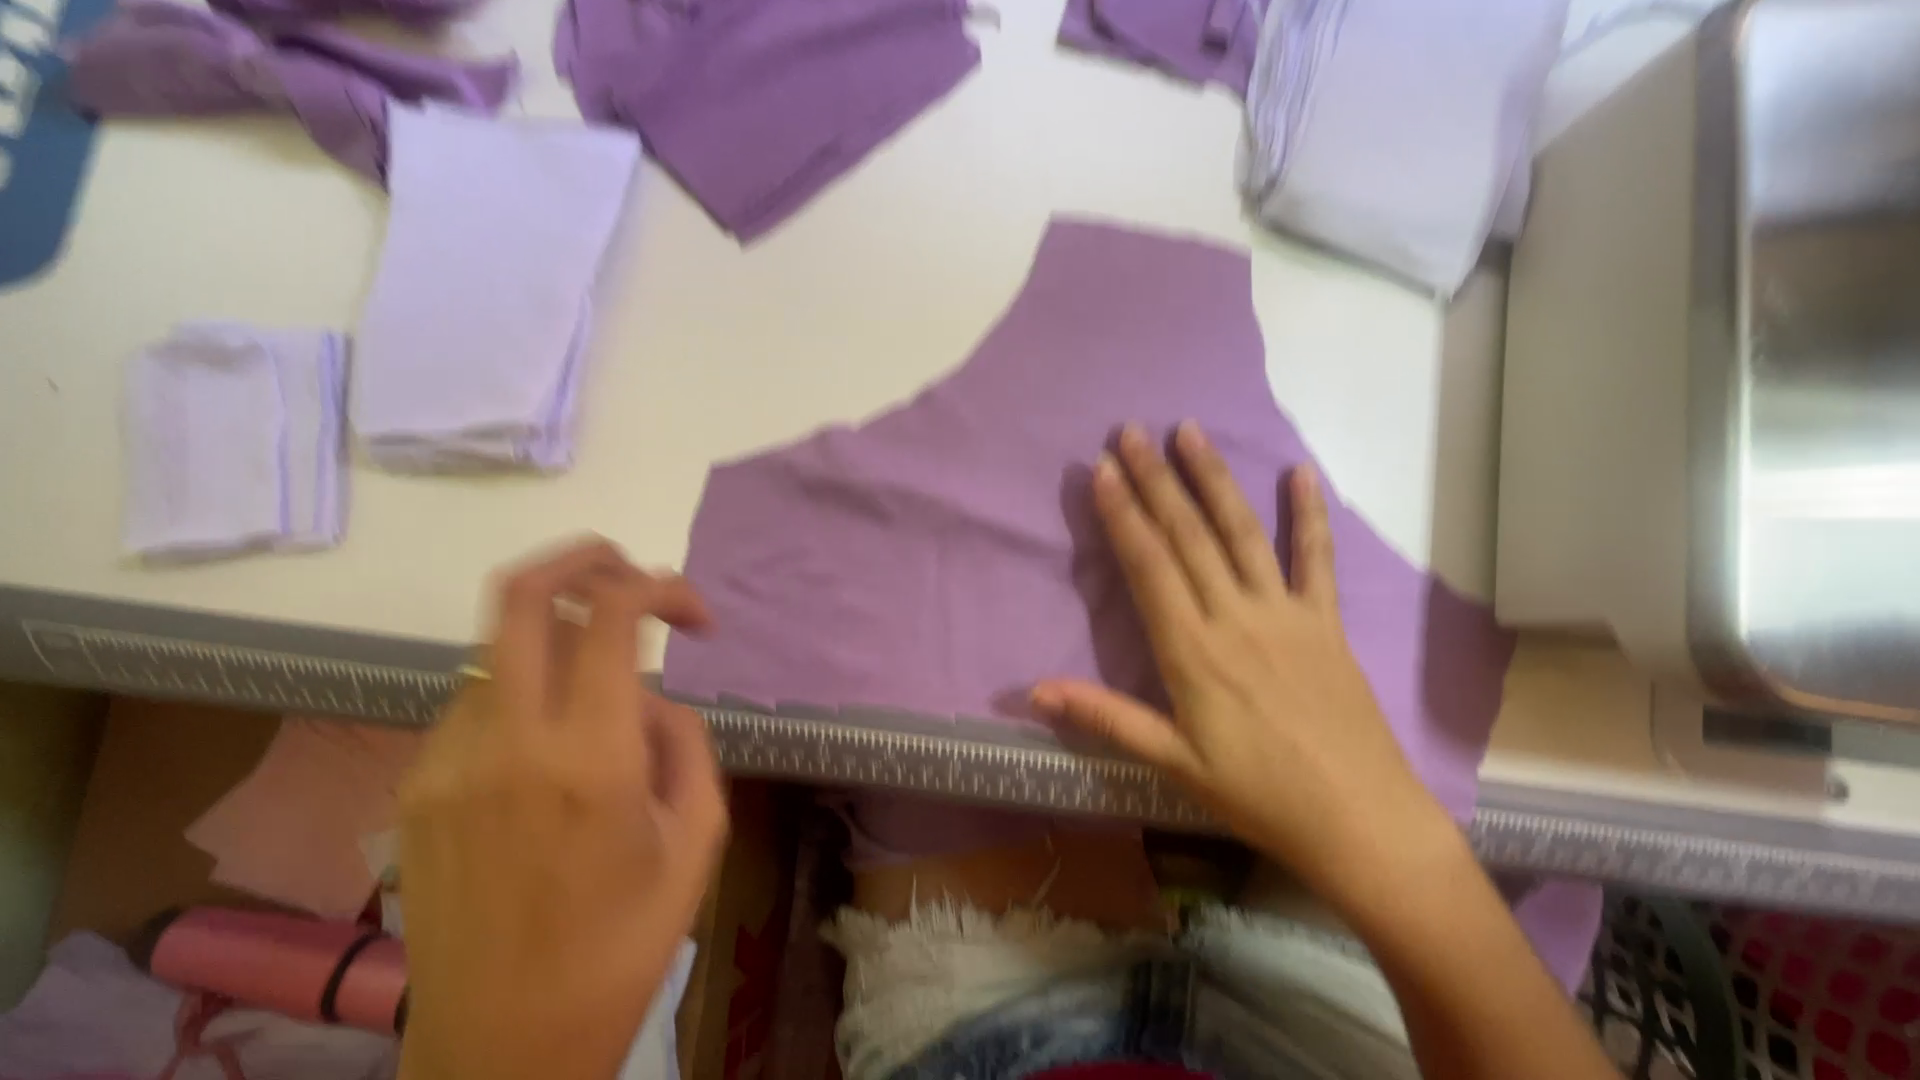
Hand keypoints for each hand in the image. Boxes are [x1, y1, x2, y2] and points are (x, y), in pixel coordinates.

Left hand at [398, 538, 727, 1079]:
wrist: (503, 1043)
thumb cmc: (625, 947)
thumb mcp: (698, 839)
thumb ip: (683, 740)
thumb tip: (646, 696)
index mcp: (588, 756)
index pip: (611, 611)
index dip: (662, 586)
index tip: (696, 619)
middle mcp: (505, 739)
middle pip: (523, 591)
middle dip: (585, 556)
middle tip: (631, 575)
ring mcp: (446, 759)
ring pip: (502, 650)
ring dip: (560, 648)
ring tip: (600, 714)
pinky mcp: (417, 786)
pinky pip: (478, 704)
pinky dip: (525, 699)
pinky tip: (549, 763)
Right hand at [1032, 423, 1456, 905]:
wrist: (1358, 819)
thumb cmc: (1257, 795)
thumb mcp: (1173, 763)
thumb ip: (1106, 718)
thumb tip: (1033, 691)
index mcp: (1192, 651)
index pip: (1149, 567)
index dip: (1124, 515)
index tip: (1104, 468)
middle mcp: (1236, 617)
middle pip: (1189, 536)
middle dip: (1157, 480)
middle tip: (1132, 431)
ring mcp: (1286, 614)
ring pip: (1242, 533)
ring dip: (1213, 480)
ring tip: (1190, 432)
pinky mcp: (1326, 623)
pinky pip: (1316, 559)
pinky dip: (1309, 515)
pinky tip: (1299, 473)